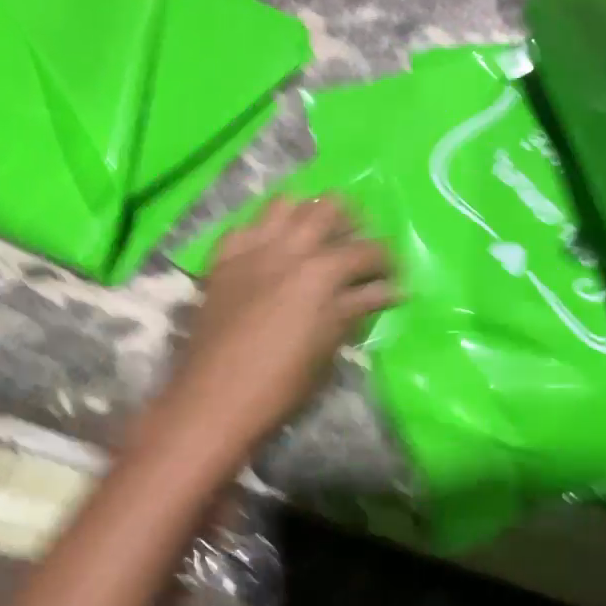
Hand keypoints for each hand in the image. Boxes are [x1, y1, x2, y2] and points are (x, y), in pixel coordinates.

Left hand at [163, 197, 394, 445]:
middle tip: (355, 244)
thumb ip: (359, 307)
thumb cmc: (281, 383)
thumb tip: (393, 289)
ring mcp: (251, 249)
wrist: (212, 402)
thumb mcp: (329, 344)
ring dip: (306, 215)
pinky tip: (270, 251)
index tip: (393, 273)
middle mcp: (288, 247)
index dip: (386, 260)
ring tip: (314, 237)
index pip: (367, 249)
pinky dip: (263, 231)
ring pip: (286, 203)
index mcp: (322, 271)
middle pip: (329, 207)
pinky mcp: (222, 259)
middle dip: (350, 221)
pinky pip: (246, 225)